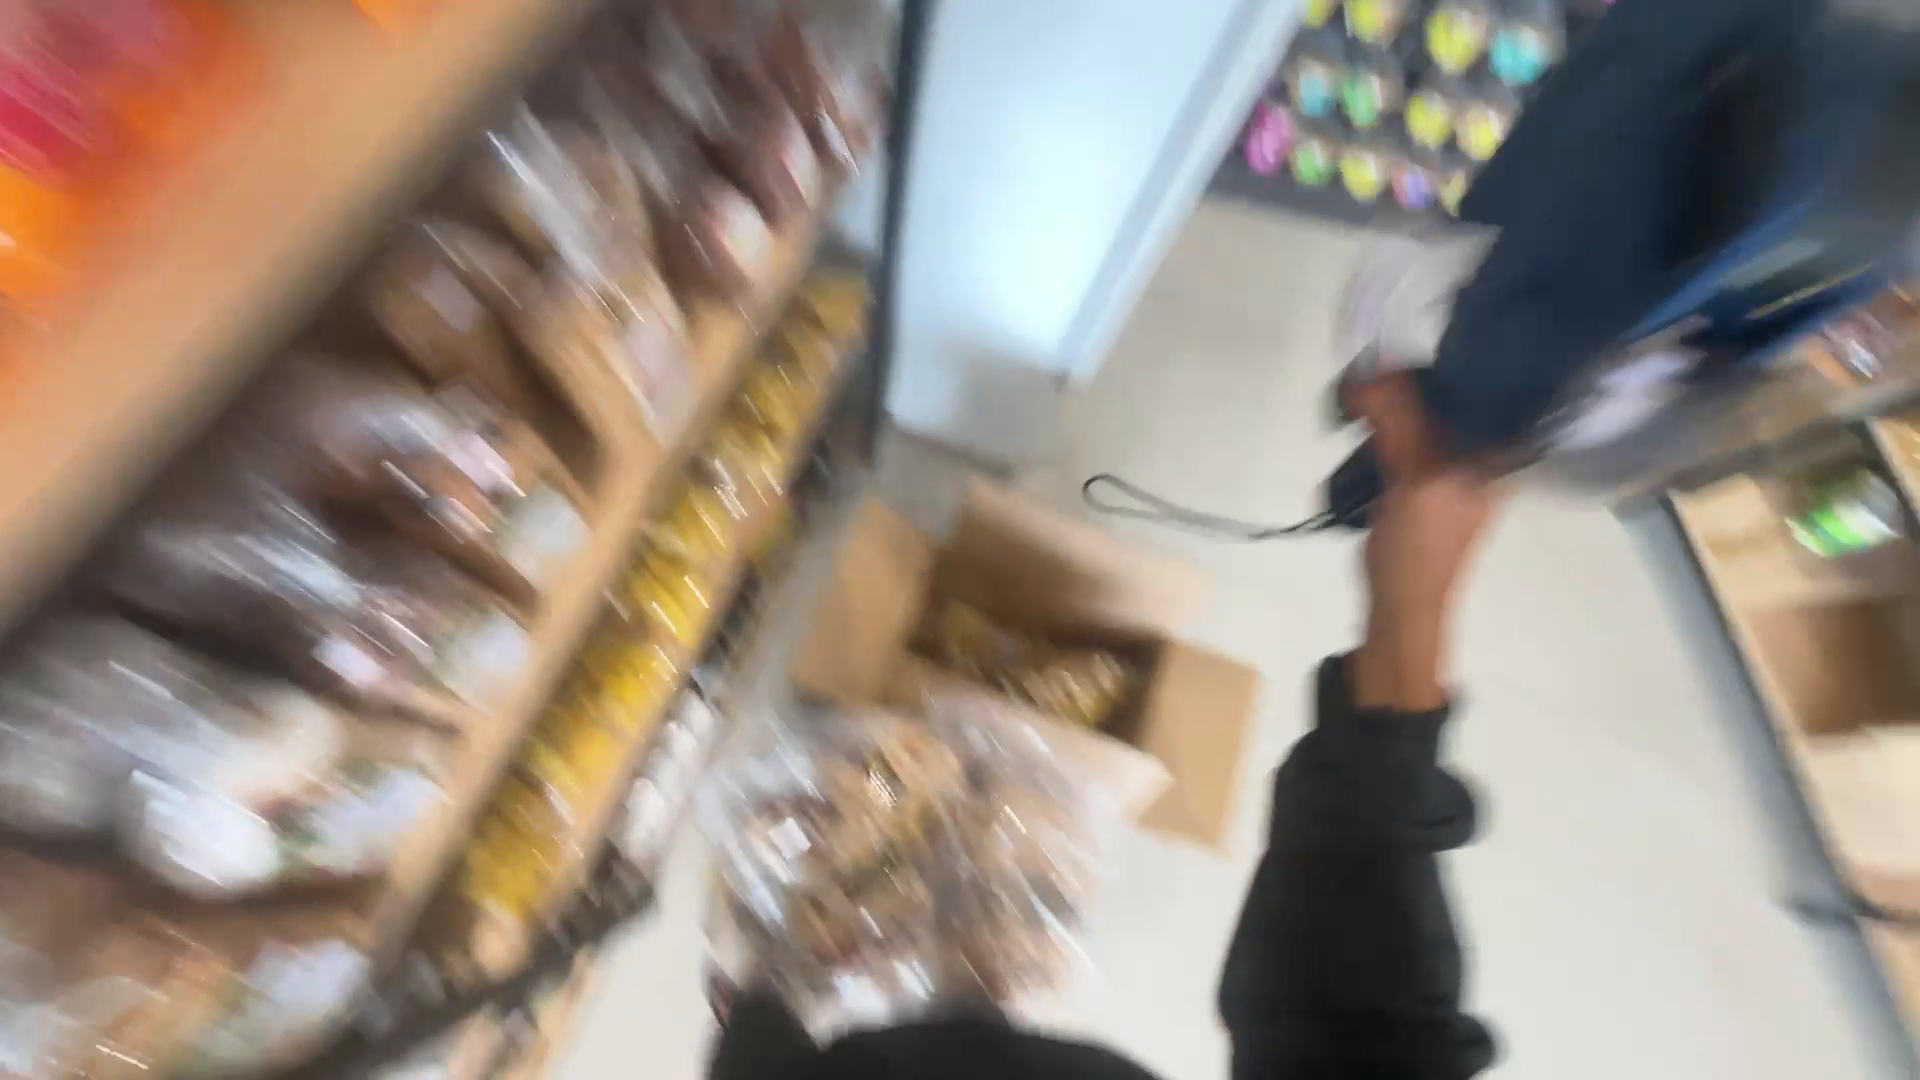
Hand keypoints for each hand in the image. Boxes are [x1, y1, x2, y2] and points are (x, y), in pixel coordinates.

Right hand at [1343, 374, 1500, 711]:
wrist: (1398, 608)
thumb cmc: (1416, 549)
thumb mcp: (1414, 478)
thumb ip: (1398, 421)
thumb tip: (1370, 369)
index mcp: (1498, 449)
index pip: (1477, 384)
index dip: (1435, 364)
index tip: (1391, 357)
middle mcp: (1481, 451)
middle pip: (1442, 398)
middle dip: (1399, 387)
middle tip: (1360, 386)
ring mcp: (1447, 468)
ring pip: (1415, 419)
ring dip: (1382, 410)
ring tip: (1353, 408)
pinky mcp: (1416, 482)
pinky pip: (1397, 441)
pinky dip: (1375, 434)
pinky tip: (1355, 433)